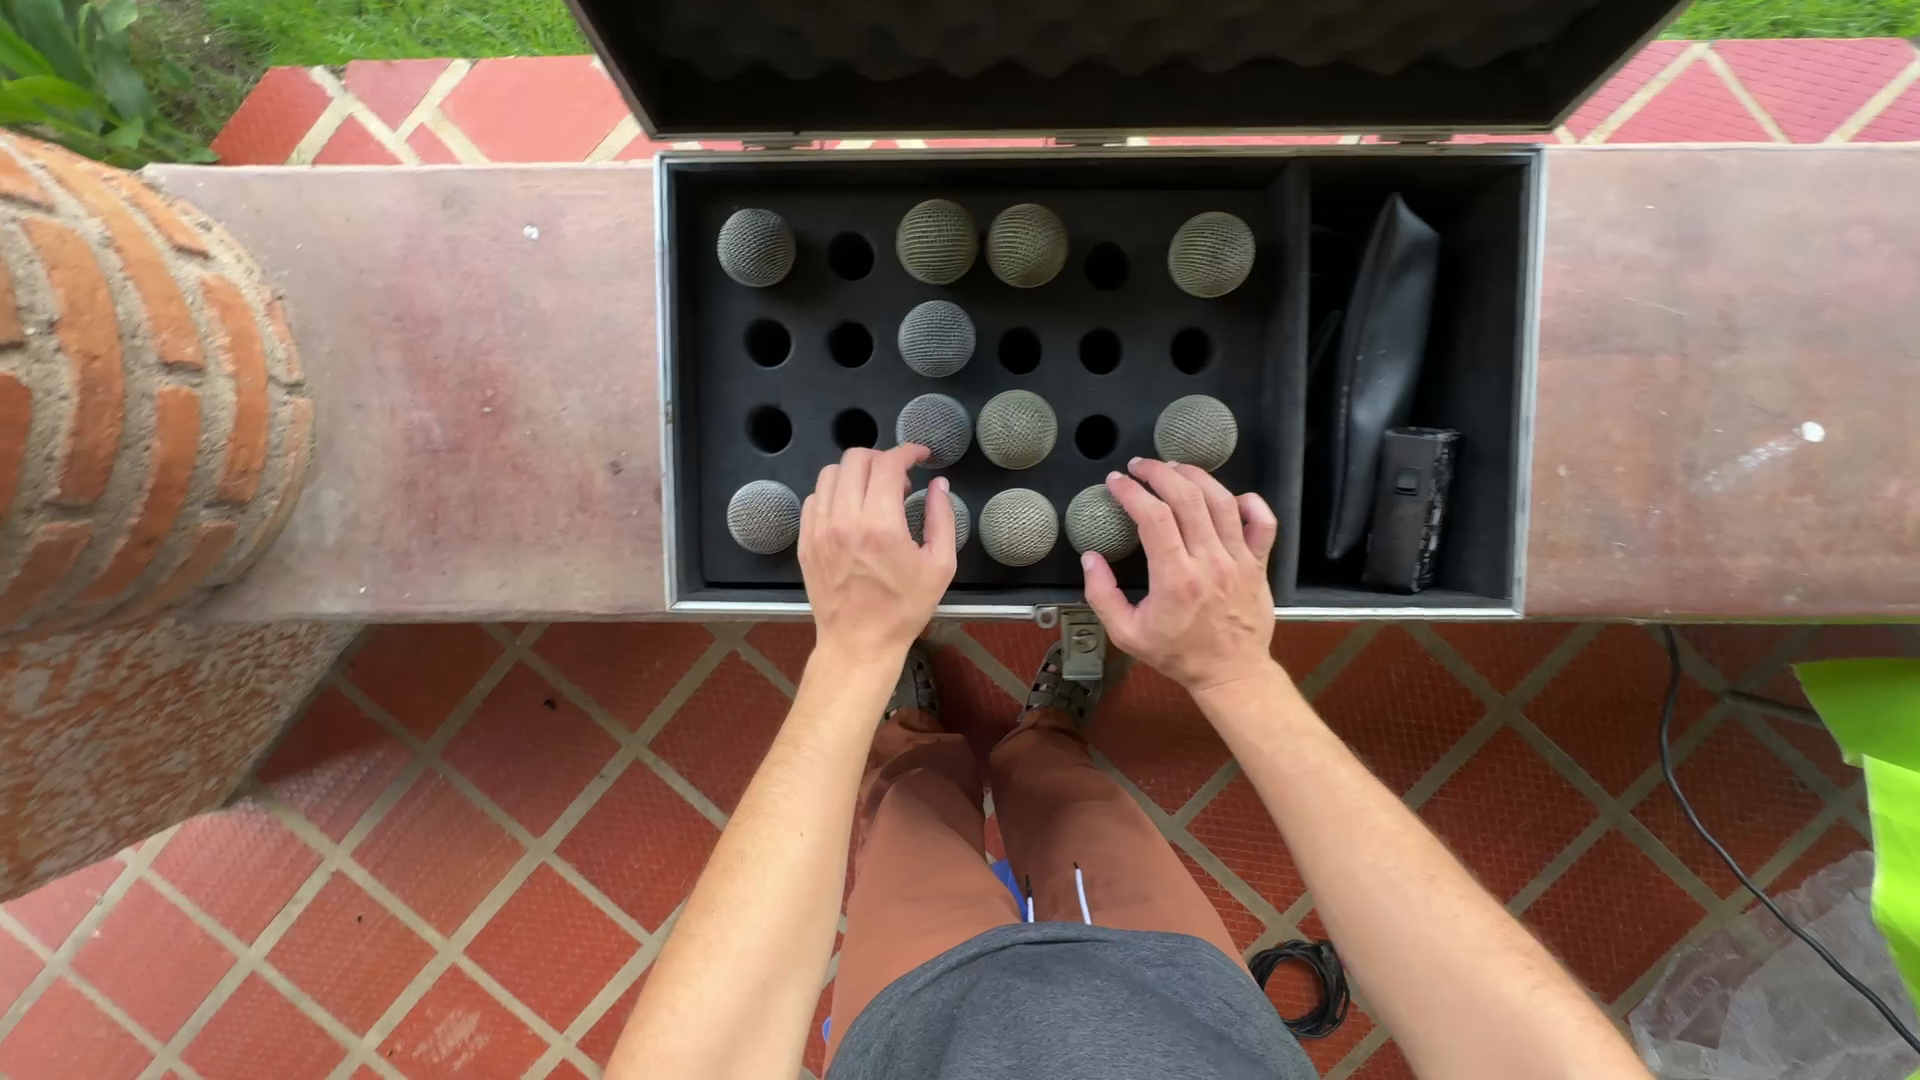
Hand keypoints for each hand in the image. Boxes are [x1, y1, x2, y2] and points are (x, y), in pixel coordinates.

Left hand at [799, 445, 957, 660]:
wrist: (859, 642)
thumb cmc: (904, 608)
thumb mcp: (940, 565)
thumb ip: (942, 517)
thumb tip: (939, 484)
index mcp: (881, 525)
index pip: (888, 463)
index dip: (908, 451)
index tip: (921, 456)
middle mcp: (845, 520)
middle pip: (856, 458)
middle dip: (882, 458)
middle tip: (900, 477)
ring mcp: (819, 530)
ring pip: (831, 473)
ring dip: (857, 473)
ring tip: (874, 492)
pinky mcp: (806, 541)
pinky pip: (815, 498)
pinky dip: (836, 493)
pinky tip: (852, 510)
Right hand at [1081, 458, 1280, 694]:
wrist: (1230, 673)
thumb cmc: (1177, 655)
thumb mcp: (1125, 633)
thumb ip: (1101, 595)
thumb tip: (1090, 558)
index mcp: (1176, 579)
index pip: (1154, 518)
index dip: (1132, 492)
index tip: (1116, 482)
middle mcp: (1210, 563)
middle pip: (1187, 498)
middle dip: (1159, 473)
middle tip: (1139, 467)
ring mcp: (1239, 561)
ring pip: (1222, 501)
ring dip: (1194, 476)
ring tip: (1172, 468)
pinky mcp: (1258, 564)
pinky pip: (1263, 522)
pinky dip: (1248, 501)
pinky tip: (1227, 495)